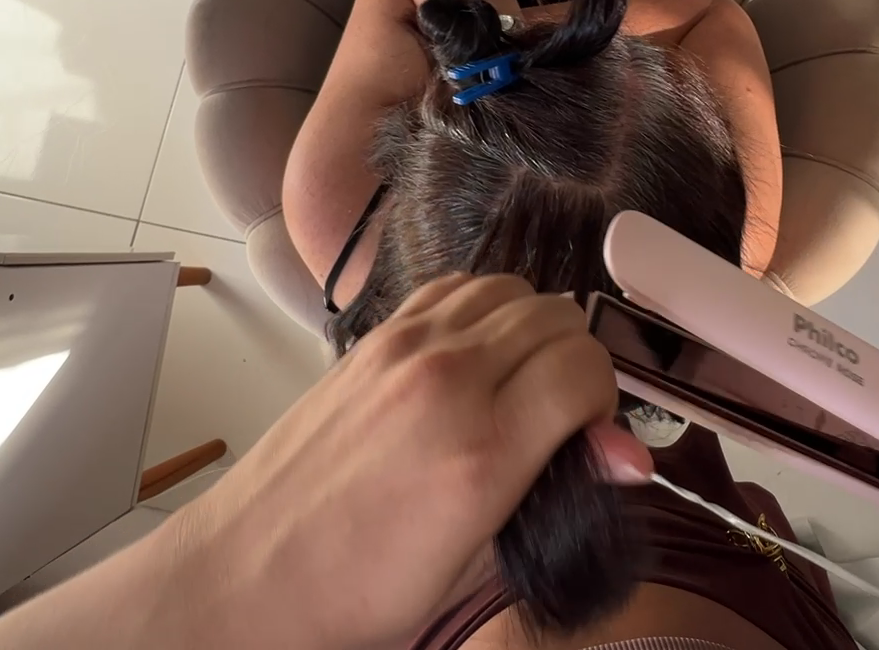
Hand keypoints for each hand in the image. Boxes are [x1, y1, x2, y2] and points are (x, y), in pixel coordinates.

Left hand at [162, 273, 651, 649]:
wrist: (248, 574)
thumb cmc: (362, 593)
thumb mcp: (474, 566)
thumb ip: (557, 491)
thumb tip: (630, 456)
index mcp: (481, 453)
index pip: (583, 367)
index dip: (603, 395)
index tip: (586, 428)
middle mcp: (448, 379)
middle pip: (556, 316)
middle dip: (575, 358)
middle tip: (557, 407)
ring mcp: (408, 345)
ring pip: (512, 288)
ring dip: (532, 324)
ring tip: (517, 374)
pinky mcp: (377, 333)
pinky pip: (457, 285)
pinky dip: (483, 305)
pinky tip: (474, 347)